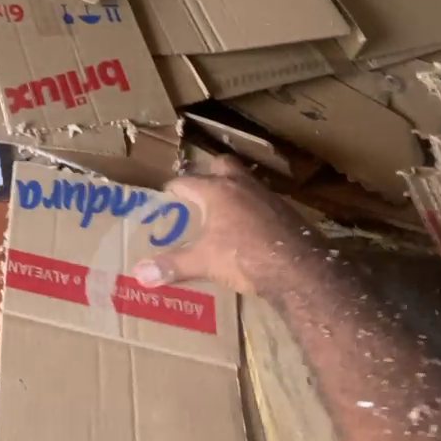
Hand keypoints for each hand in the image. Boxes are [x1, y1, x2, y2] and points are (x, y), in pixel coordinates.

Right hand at [130, 153, 317, 296]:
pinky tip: (253, 231)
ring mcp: (268, 197)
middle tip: (201, 194)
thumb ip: (173, 265)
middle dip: (210, 174)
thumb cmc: (245, 257)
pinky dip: (256, 211)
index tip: (165, 199)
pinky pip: (266, 203)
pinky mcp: (289, 213)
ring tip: (226, 213)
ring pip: (247, 183)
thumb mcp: (204, 262)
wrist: (301, 271)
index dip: (173, 190)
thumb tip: (139, 275)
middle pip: (222, 166)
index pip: (185, 182)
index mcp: (216, 191)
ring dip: (236, 192)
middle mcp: (241, 186)